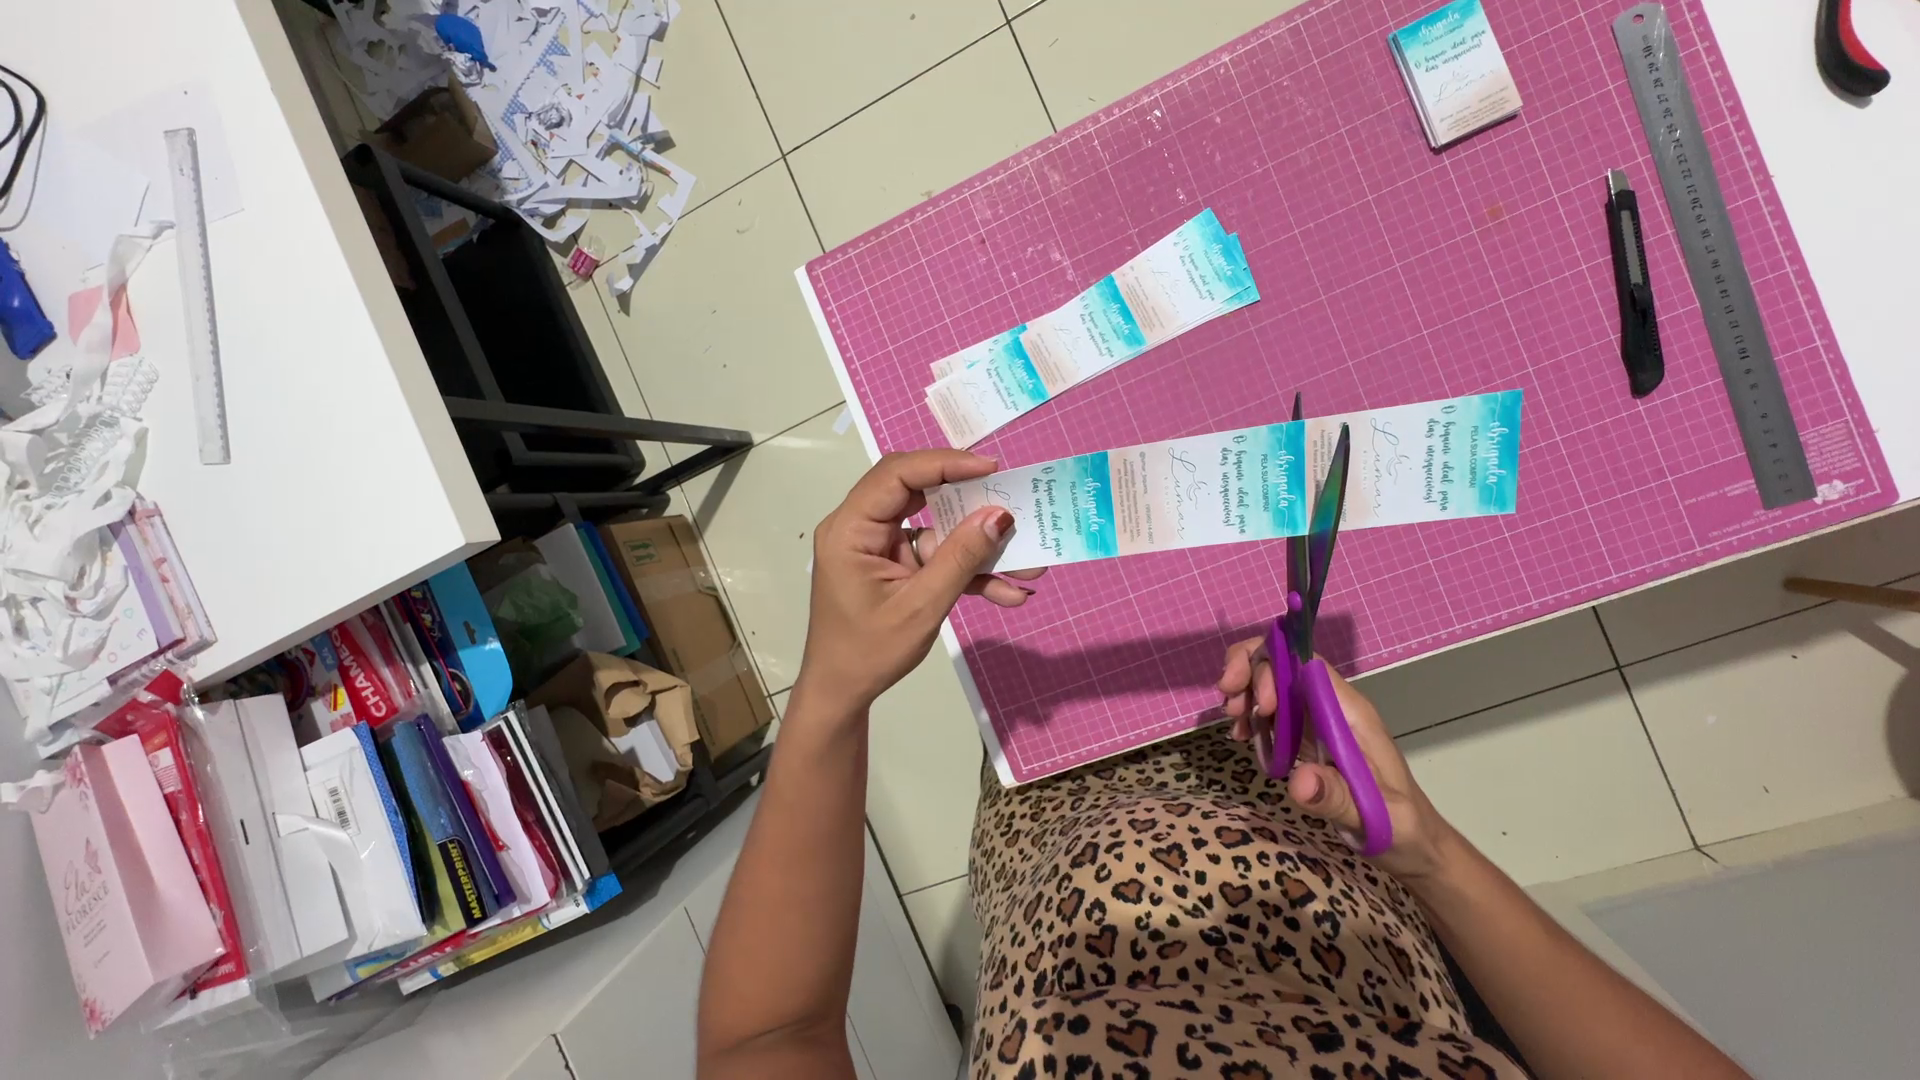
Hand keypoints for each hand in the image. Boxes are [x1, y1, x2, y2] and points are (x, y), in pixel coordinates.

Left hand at [797, 451, 1043, 715]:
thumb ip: (960, 558)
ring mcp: (882, 548)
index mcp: (851, 529)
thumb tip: (999, 516)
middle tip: (1013, 498)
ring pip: (937, 528)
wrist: (842, 694)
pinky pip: (936, 557)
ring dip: (979, 546)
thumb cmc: (868, 652)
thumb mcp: (920, 606)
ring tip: (1027, 561)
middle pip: (920, 492)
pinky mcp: (897, 567)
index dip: (945, 464)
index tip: (991, 468)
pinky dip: (969, 572)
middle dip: (970, 499)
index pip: (897, 475)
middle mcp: (862, 528)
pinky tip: (1008, 591)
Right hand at [1218, 637, 1457, 880]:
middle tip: (1231, 709)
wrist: (1413, 843)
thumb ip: (1337, 797)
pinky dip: (1251, 717)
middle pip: (1283, 664)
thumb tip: (1299, 781)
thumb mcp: (1374, 817)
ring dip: (1245, 693)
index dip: (1274, 667)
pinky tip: (1244, 739)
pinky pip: (1272, 711)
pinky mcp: (1305, 737)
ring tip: (1236, 726)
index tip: (1256, 703)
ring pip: (1272, 683)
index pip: (1307, 663)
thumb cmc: (1401, 828)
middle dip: (1249, 673)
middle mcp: (1330, 707)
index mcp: (1349, 712)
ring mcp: (1316, 720)